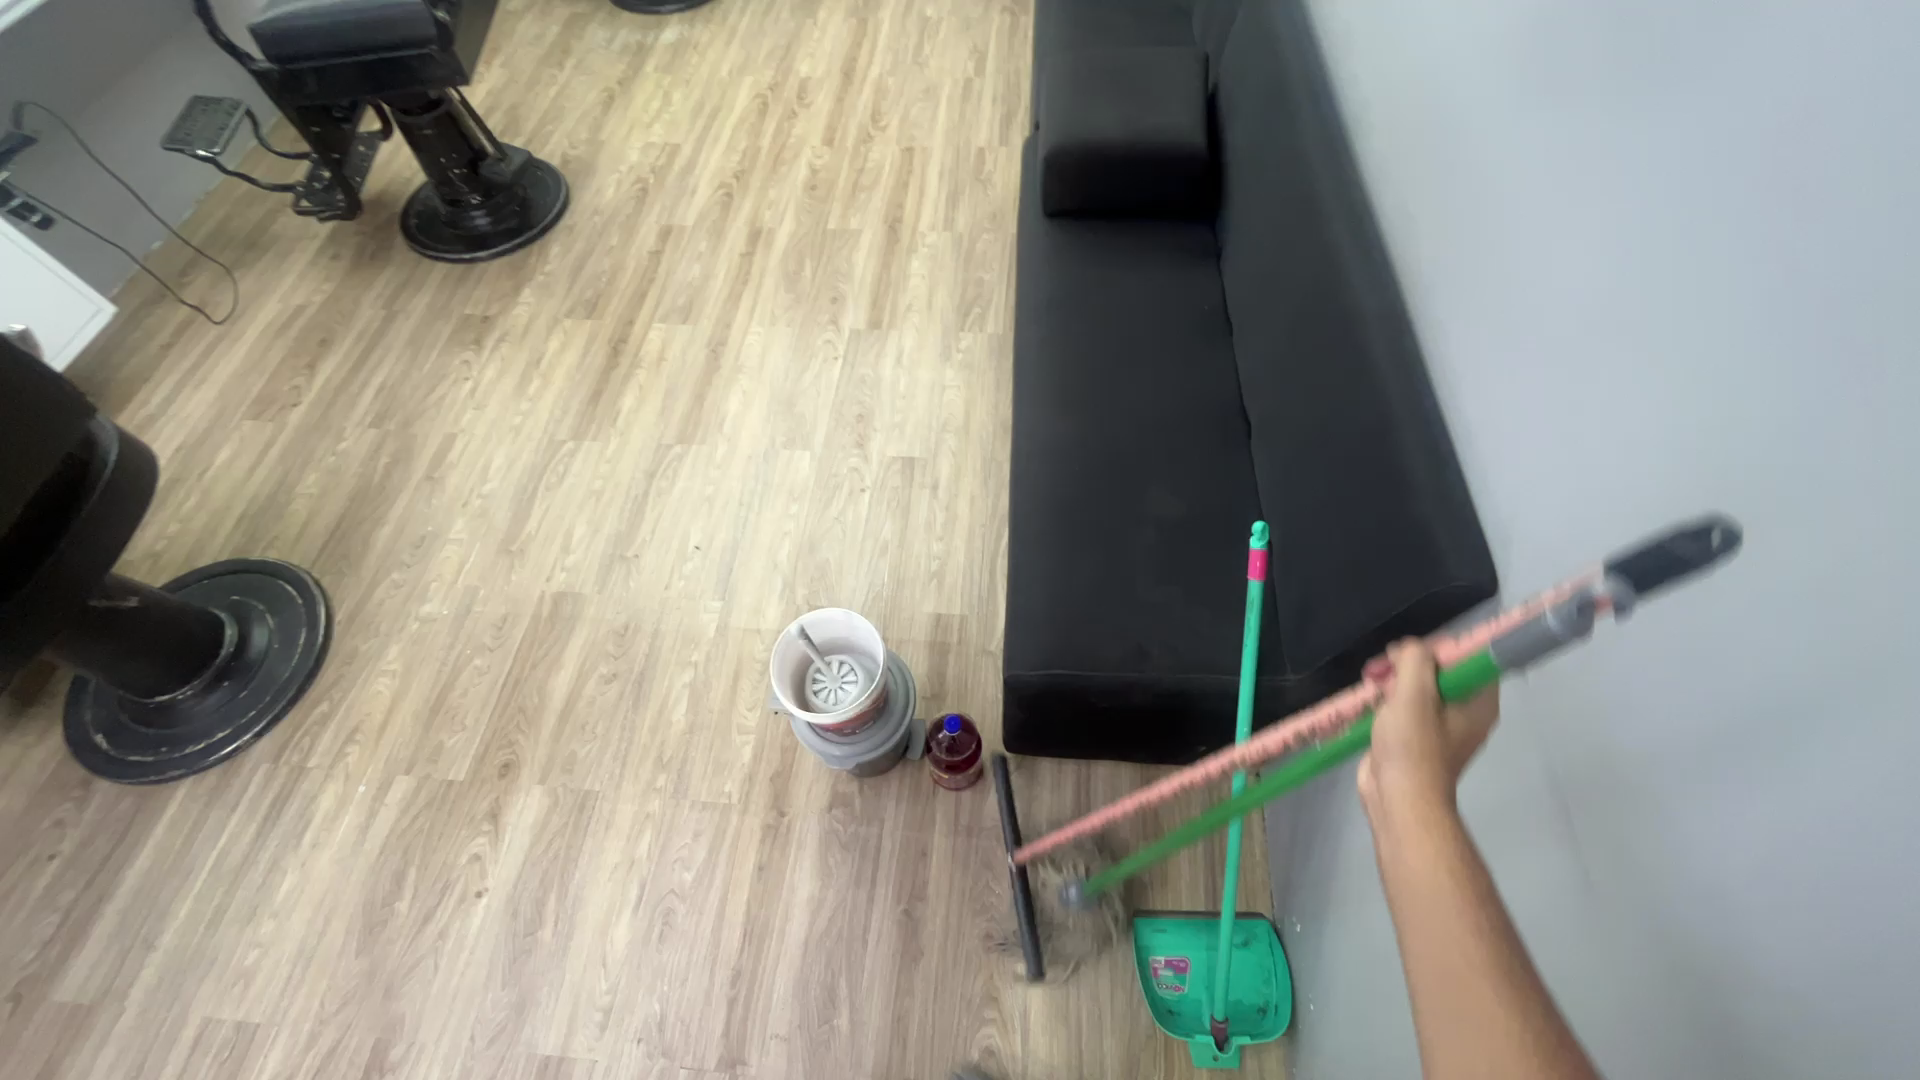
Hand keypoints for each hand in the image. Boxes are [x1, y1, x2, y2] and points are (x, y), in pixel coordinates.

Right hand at [1356, 639, 1499, 819]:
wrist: (1398, 796)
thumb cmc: (1412, 746)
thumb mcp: (1413, 694)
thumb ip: (1415, 660)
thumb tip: (1408, 649)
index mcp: (1478, 701)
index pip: (1469, 657)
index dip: (1439, 648)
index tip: (1407, 652)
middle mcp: (1466, 710)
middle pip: (1440, 669)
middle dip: (1406, 663)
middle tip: (1380, 668)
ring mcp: (1441, 725)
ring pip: (1418, 685)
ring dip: (1392, 678)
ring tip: (1370, 680)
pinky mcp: (1417, 735)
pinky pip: (1406, 704)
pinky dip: (1388, 697)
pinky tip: (1370, 698)